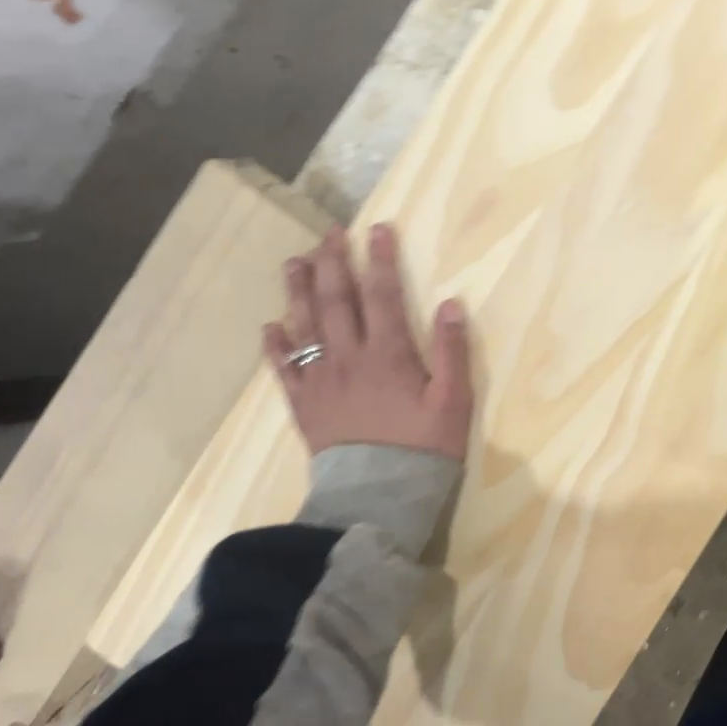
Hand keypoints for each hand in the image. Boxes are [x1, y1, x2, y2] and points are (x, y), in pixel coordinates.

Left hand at [262, 225, 473, 459]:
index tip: (378, 228)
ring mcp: (320, 382)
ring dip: (298, 291)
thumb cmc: (426, 445)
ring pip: (304, 326)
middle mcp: (348, 359)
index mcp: (388, 354)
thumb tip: (450, 303)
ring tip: (295, 261)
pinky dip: (276, 345)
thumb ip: (452, 349)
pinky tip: (272, 325)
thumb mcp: (454, 398)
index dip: (381, 259)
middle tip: (330, 233)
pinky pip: (283, 369)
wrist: (378, 497)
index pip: (382, 294)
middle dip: (333, 263)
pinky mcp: (304, 406)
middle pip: (335, 302)